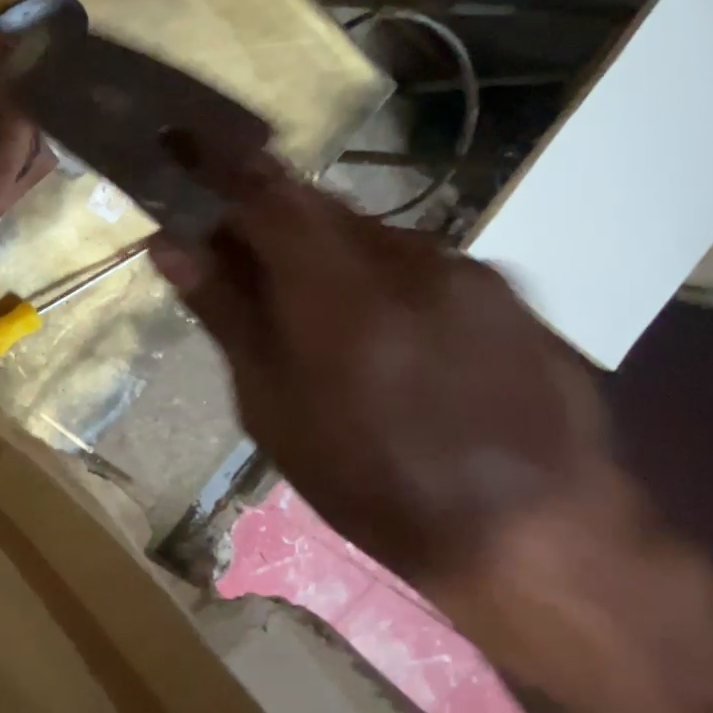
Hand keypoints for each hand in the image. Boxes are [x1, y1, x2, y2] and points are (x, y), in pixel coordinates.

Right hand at [150, 158, 613, 581]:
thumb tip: (170, 244)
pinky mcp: (513, 295)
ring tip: (315, 318)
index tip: (184, 169)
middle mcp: (407, 257)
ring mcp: (470, 272)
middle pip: (317, 207)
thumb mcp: (272, 406)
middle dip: (269, 223)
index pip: (264, 194)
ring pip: (372, 236)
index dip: (218, 175)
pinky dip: (384, 281)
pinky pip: (424, 265)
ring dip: (328, 256)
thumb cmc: (372, 483)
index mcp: (338, 286)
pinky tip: (390, 342)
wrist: (542, 543)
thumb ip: (225, 313)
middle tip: (237, 263)